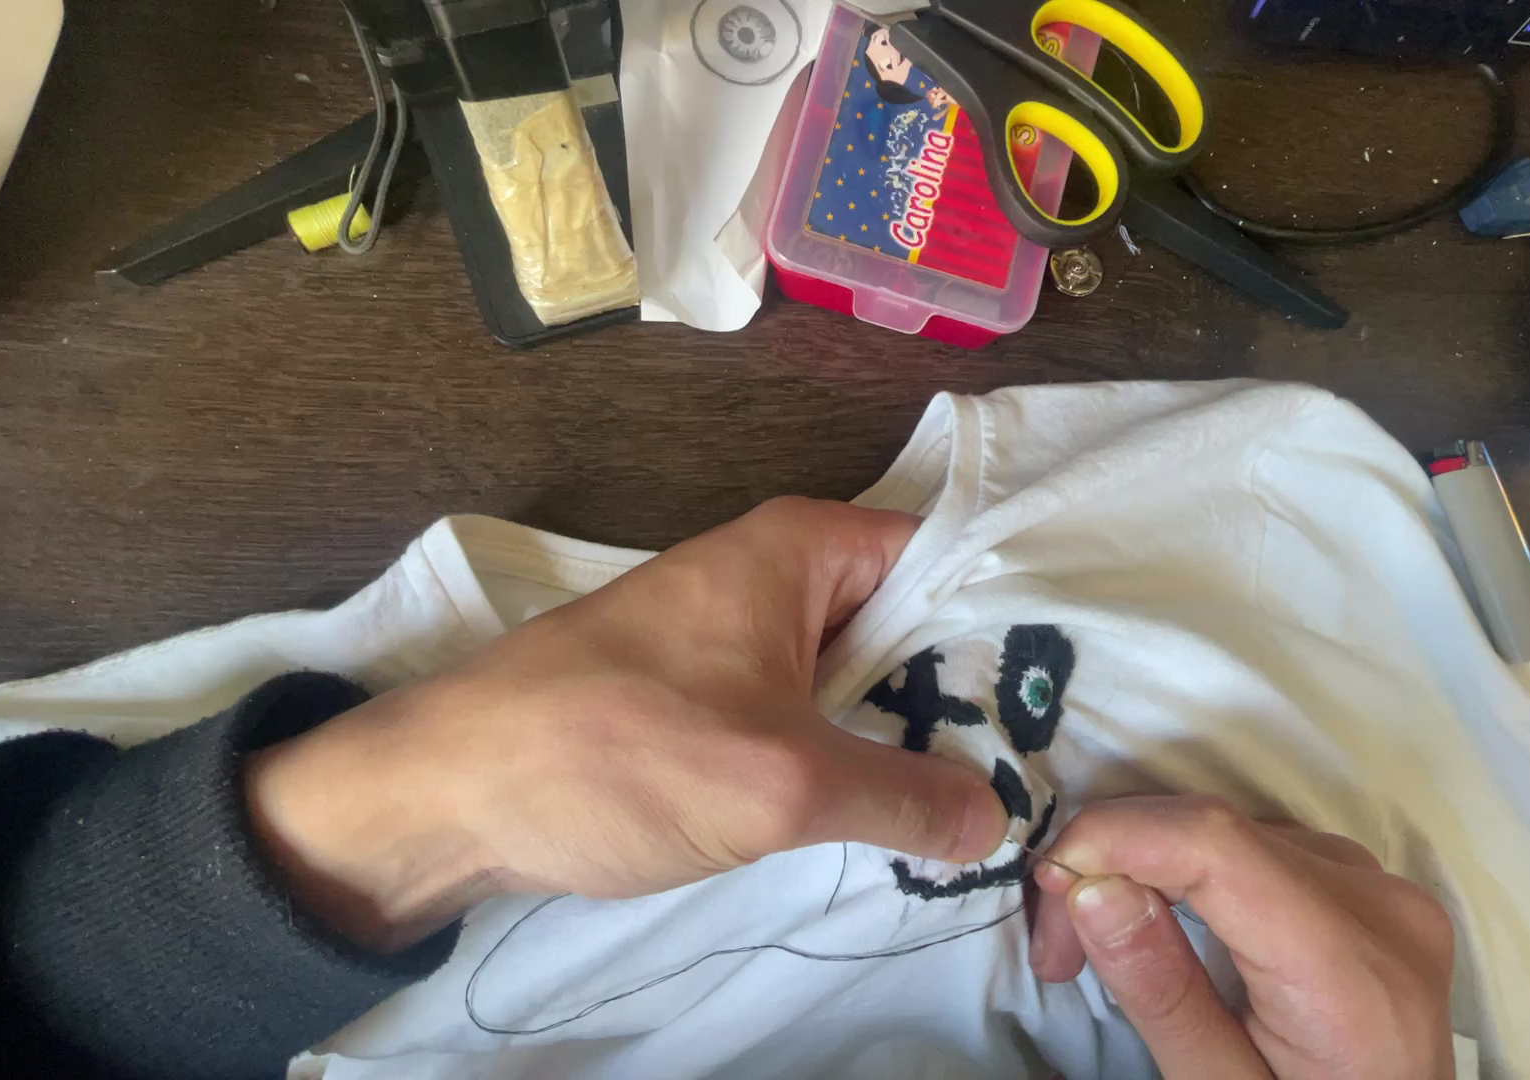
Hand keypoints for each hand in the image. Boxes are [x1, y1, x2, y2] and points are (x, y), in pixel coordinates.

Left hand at [245, 497, 1007, 951]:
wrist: (457, 787)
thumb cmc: (620, 748)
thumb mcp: (781, 778)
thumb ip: (900, 794)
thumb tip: (993, 817)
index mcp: (805, 547)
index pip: (941, 560)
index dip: (1006, 619)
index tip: (1072, 688)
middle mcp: (784, 571)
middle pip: (908, 618)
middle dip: (968, 688)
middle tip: (1050, 759)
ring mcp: (751, 631)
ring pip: (864, 670)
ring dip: (913, 728)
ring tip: (1003, 789)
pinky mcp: (723, 686)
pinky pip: (817, 705)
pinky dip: (858, 748)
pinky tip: (908, 804)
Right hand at [1030, 796, 1455, 1079]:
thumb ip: (1166, 999)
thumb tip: (1089, 889)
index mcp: (1355, 970)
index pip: (1214, 844)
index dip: (1113, 838)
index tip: (1047, 886)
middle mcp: (1370, 898)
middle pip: (1201, 828)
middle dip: (1105, 863)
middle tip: (1057, 946)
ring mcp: (1362, 878)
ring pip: (1206, 825)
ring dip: (1128, 862)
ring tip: (1091, 938)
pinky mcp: (1342, 872)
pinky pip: (1228, 838)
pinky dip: (1165, 862)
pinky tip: (1145, 914)